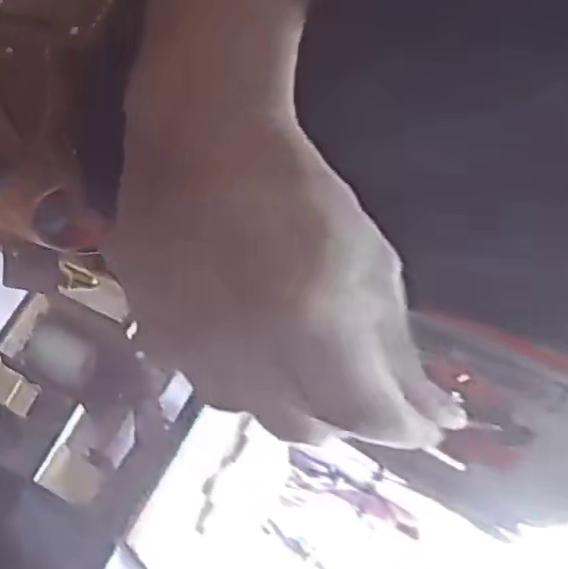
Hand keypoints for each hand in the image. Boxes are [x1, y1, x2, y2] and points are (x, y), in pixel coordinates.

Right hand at [106, 114, 464, 446]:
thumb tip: (429, 415)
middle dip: (333, 414)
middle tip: (344, 382)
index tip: (420, 413)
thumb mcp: (370, 262)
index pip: (367, 417)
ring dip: (264, 393)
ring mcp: (177, 325)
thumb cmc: (295, 189)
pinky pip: (178, 361)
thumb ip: (395, 346)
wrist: (195, 143)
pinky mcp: (138, 308)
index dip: (403, 424)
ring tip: (276, 360)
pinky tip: (222, 329)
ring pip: (229, 401)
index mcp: (309, 322)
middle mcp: (237, 340)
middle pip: (294, 425)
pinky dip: (210, 361)